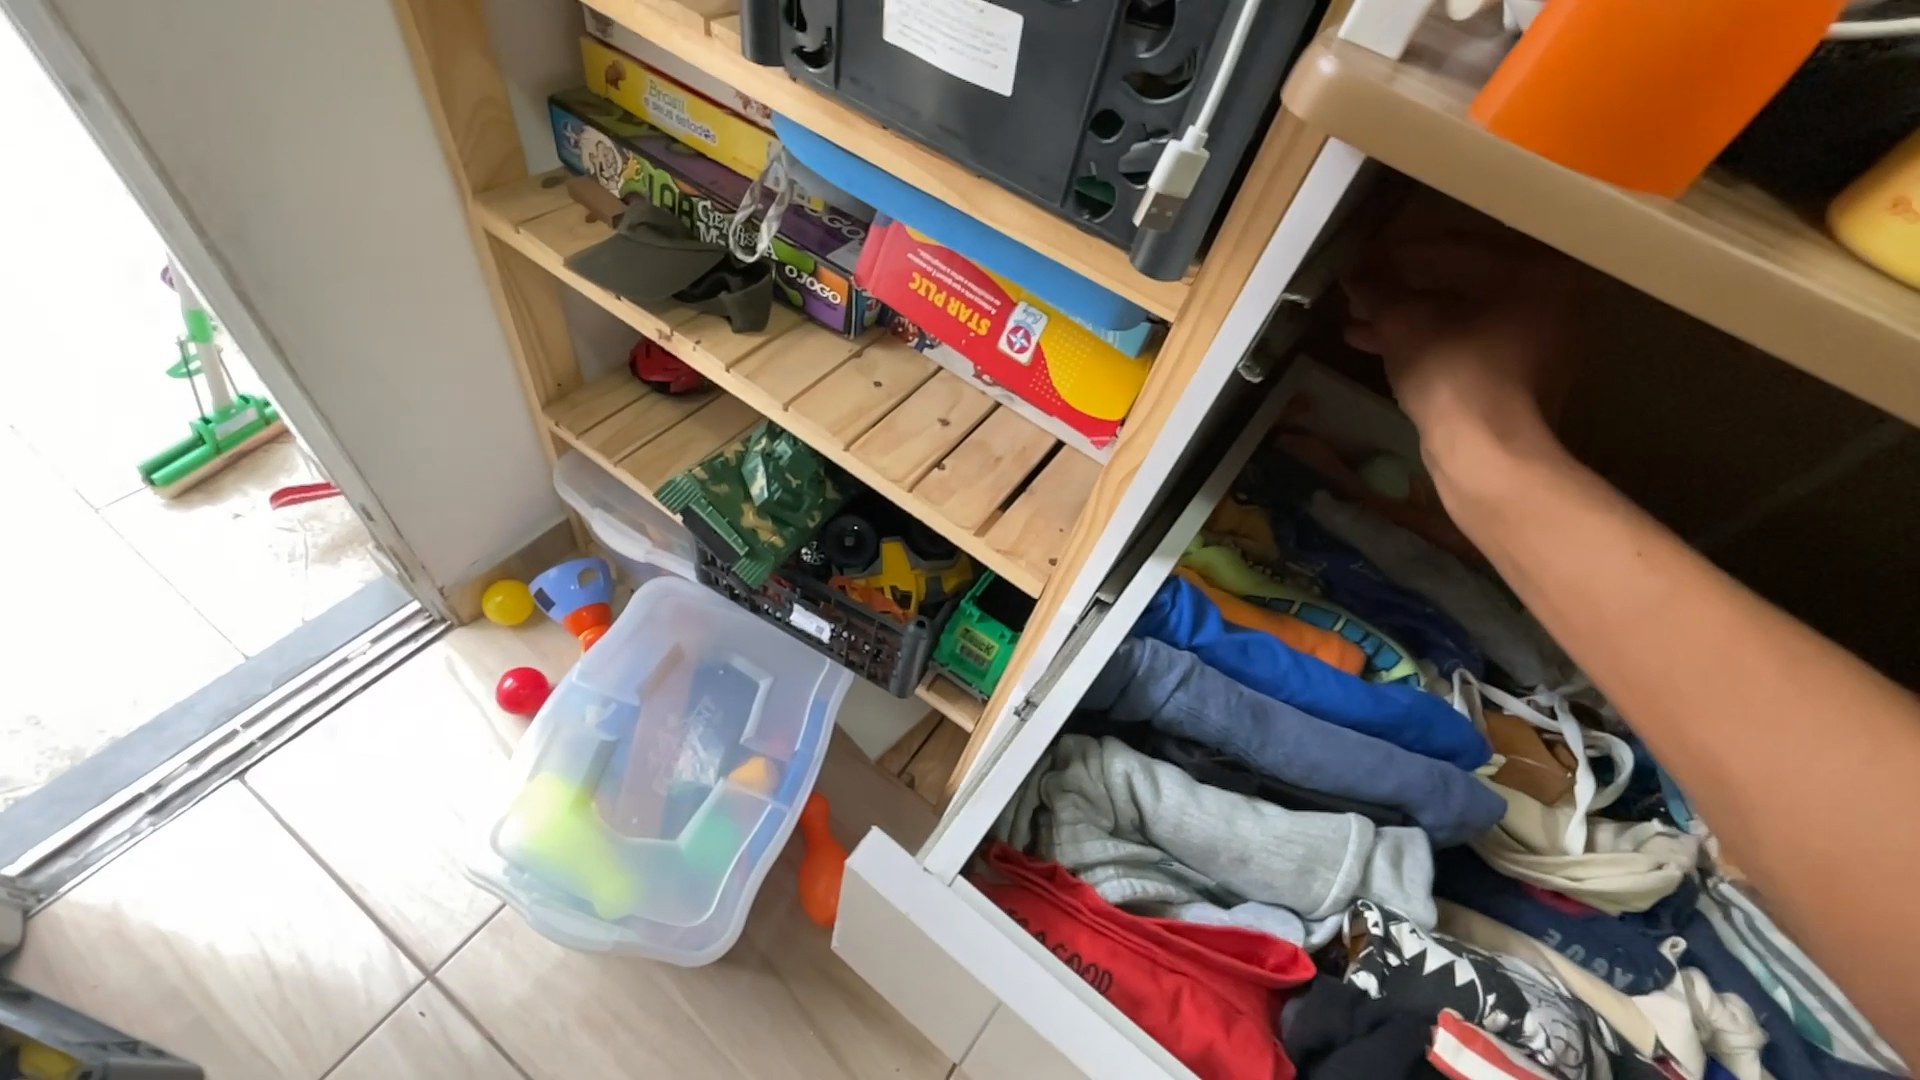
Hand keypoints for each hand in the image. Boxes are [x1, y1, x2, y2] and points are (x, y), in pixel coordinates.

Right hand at [1341, 233, 1585, 463]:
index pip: (1455, 246)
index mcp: (1533, 271)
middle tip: (1360, 291)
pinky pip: (1463, 346)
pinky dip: (1424, 344)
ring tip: (1358, 324)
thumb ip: (1378, 290)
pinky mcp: (1517, 377)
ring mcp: (1538, 341)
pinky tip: (1380, 349)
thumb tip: (1354, 271)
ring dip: (1406, 319)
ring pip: (1457, 318)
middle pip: (1459, 282)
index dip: (1399, 252)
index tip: (1362, 259)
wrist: (1487, 452)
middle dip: (1401, 289)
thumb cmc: (1453, 372)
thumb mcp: (1404, 323)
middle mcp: (1548, 298)